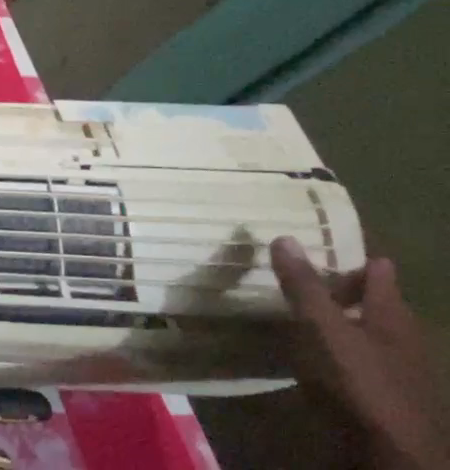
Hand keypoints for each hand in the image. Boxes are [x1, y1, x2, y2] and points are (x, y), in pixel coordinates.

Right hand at [271, 237, 449, 469]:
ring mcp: (393, 365)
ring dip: (335, 313)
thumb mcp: (324, 329)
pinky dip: (333, 340)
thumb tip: (285, 237)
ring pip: (364, 326)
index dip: (354, 254)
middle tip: (298, 267)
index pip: (379, 274)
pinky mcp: (379, 387)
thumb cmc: (360, 380)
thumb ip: (305, 287)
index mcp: (393, 316)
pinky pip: (355, 351)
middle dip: (341, 284)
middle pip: (374, 300)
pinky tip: (310, 343)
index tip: (322, 236)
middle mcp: (399, 336)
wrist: (391, 450)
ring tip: (296, 302)